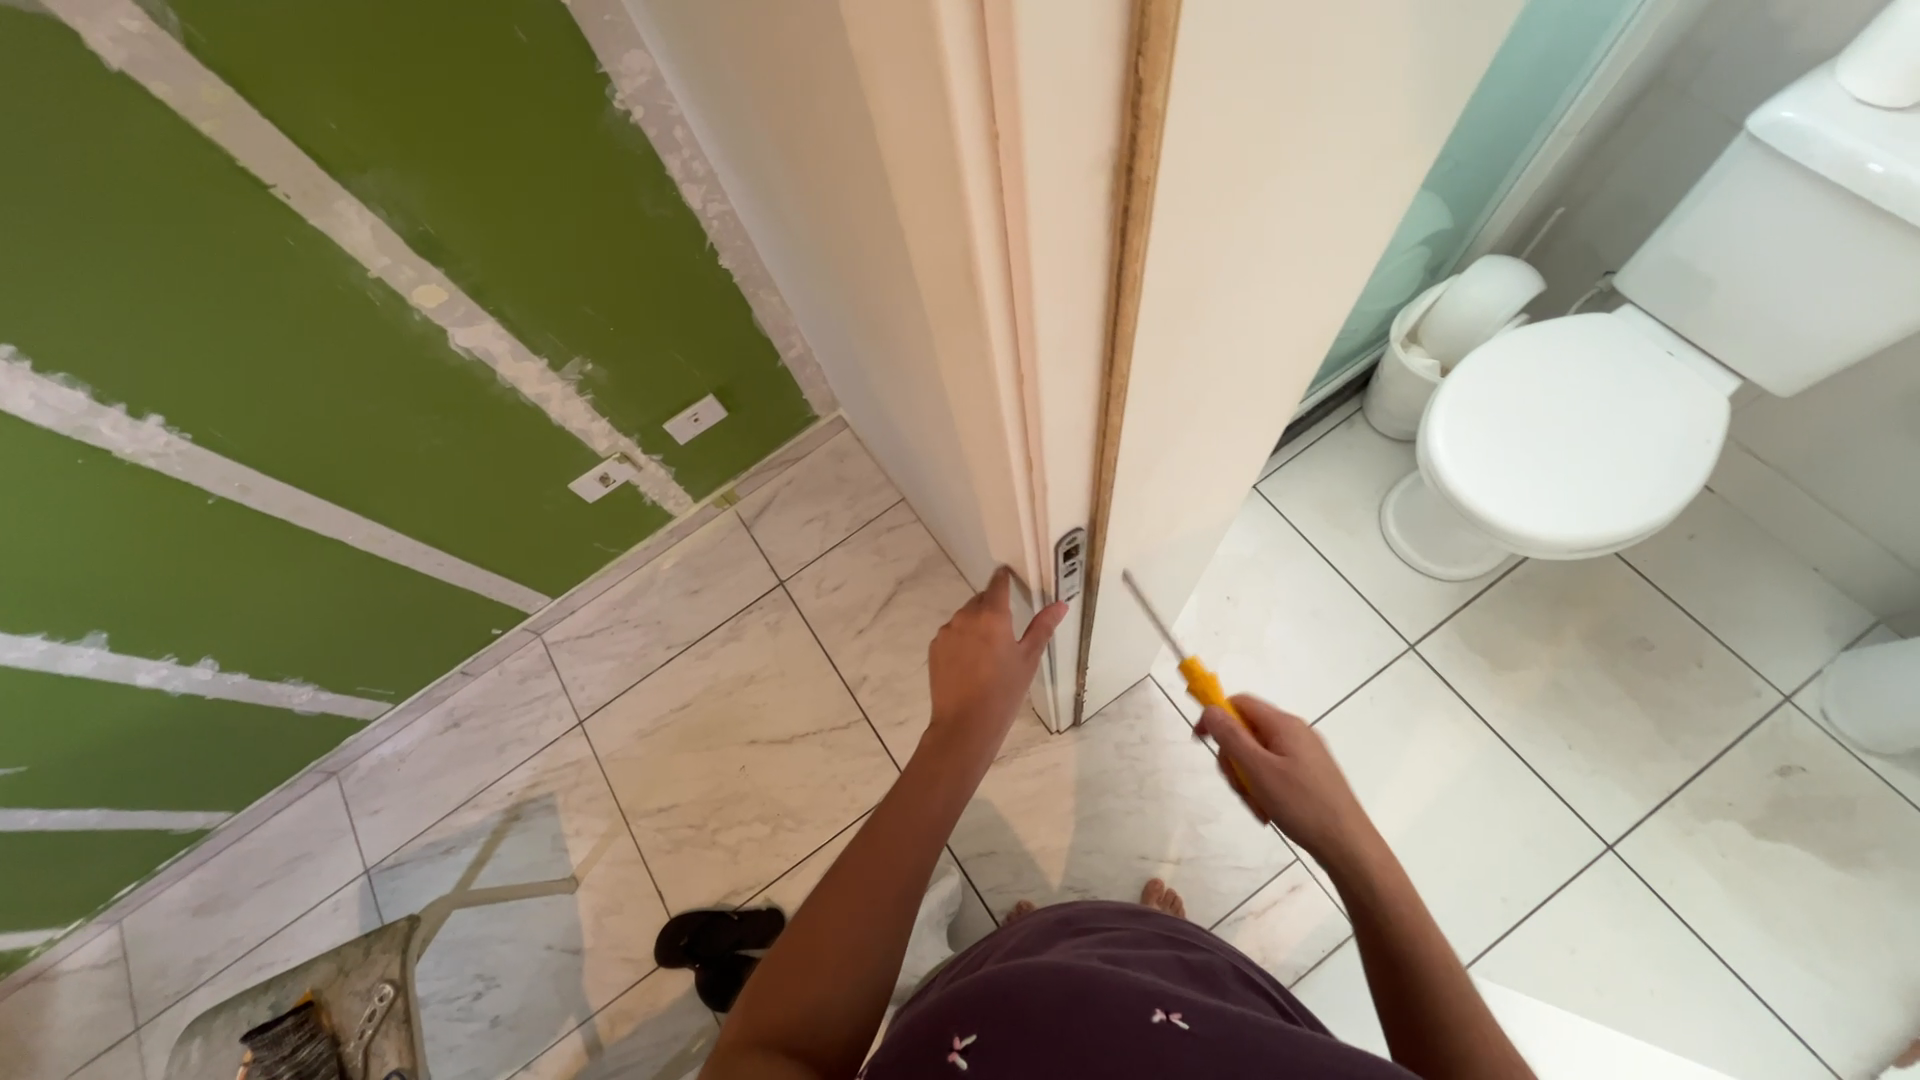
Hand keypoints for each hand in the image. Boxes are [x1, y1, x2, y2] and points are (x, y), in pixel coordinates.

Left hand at [925, 568, 1068, 758]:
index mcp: (992, 616)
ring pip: (965, 618)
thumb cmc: (1004, 692)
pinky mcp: (934, 647)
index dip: (1004, 578)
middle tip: (1006, 631)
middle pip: (980, 601)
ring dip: (976, 625)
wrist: (965, 724)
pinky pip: (951, 634)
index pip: (997, 584)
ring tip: (988, 653)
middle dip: (992, 608)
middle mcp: (966, 617)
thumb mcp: (1028, 659)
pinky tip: (970, 664)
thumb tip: (1060, 605)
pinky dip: (961, 640)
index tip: (1009, 576)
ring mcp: (946, 632)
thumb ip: (1042, 627)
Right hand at [1197, 695, 1378, 867]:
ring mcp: (1305, 753)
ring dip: (1247, 776)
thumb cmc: (1301, 804)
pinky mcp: (1310, 773)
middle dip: (1233, 757)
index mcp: (1284, 724)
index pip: (1239, 702)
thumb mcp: (1257, 770)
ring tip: (1256, 804)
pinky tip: (1269, 809)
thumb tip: (1210, 708)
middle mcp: (1296, 732)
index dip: (1215, 716)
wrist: (1348, 844)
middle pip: (1247, 730)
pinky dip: (1264, 785)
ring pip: (1258, 753)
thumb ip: (1230, 736)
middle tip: (1237, 785)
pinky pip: (1274, 769)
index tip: (1200, 742)